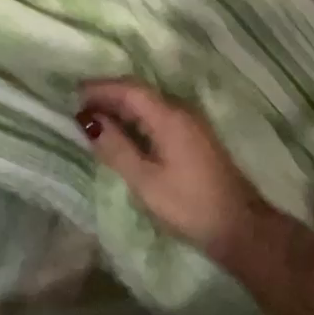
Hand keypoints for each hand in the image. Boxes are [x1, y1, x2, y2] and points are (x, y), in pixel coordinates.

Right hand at [78, 79, 271, 252]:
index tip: (73, 92)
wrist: (239, 227)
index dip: (101, 88)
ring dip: (121, 106)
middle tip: (79, 105)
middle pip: (139, 92)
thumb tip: (88, 121)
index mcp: (169, 115)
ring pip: (149, 103)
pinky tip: (123, 132)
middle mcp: (181, 109)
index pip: (129, 89)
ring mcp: (190, 122)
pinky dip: (136, 117)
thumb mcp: (145, 180)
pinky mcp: (194, 136)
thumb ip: (116, 148)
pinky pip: (158, 114)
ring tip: (94, 117)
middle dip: (108, 95)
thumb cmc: (188, 204)